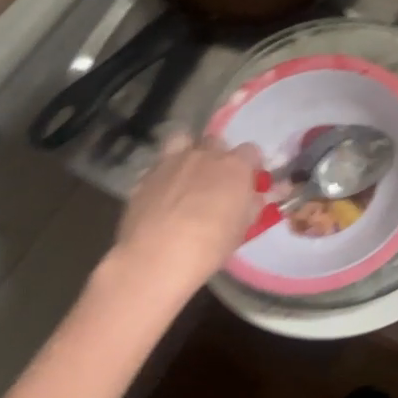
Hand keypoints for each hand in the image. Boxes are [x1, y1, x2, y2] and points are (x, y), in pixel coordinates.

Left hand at [109, 132, 262, 298]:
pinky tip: (161, 194)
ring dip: (187, 151)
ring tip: (186, 174)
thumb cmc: (211, 243)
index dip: (250, 165)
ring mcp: (172, 163)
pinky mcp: (144, 177)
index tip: (247, 182)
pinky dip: (162, 174)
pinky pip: (157, 166)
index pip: (250, 151)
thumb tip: (252, 197)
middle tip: (215, 181)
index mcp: (235, 165)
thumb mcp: (244, 227)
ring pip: (182, 140)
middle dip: (218, 156)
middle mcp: (205, 155)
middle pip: (216, 142)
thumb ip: (251, 204)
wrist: (157, 256)